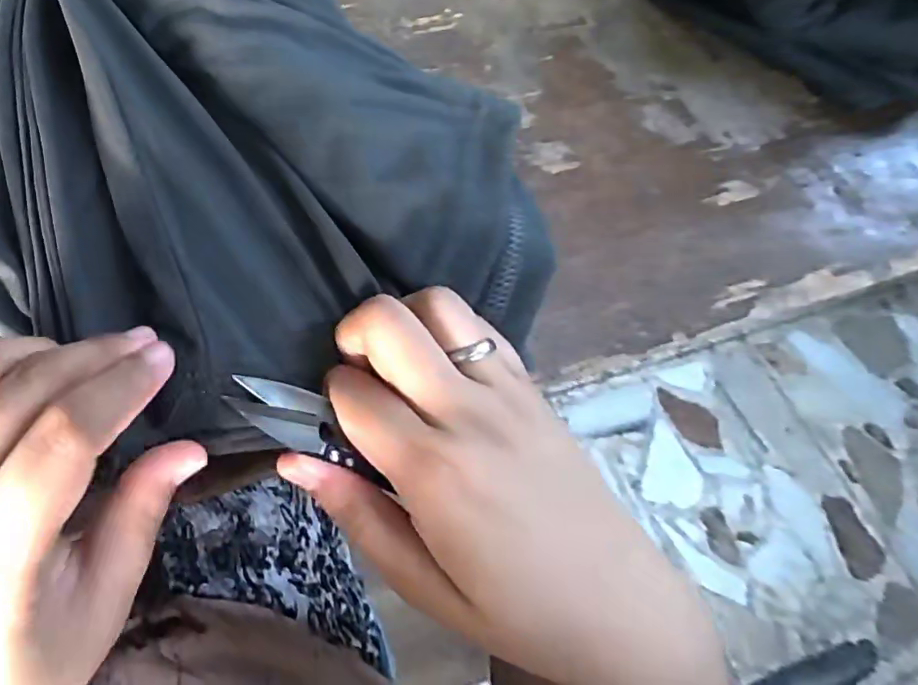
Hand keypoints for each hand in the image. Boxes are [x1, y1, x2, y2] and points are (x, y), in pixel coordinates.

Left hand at [0, 330, 206, 684]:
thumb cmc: (21, 668)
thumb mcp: (96, 608)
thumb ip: (139, 516)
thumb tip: (188, 448)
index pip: (68, 434)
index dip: (122, 386)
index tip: (162, 358)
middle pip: (32, 389)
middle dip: (99, 356)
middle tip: (145, 343)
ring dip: (54, 348)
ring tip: (101, 353)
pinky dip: (8, 356)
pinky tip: (46, 363)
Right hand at [278, 290, 728, 684]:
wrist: (626, 615)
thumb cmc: (512, 608)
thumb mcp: (419, 581)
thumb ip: (353, 511)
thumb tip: (290, 458)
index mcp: (433, 469)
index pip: (352, 391)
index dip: (331, 398)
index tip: (341, 423)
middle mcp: (467, 414)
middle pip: (386, 320)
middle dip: (352, 335)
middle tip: (359, 375)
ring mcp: (506, 391)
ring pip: (435, 302)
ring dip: (402, 320)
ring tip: (401, 364)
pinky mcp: (533, 384)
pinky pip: (479, 323)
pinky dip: (445, 327)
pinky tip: (443, 368)